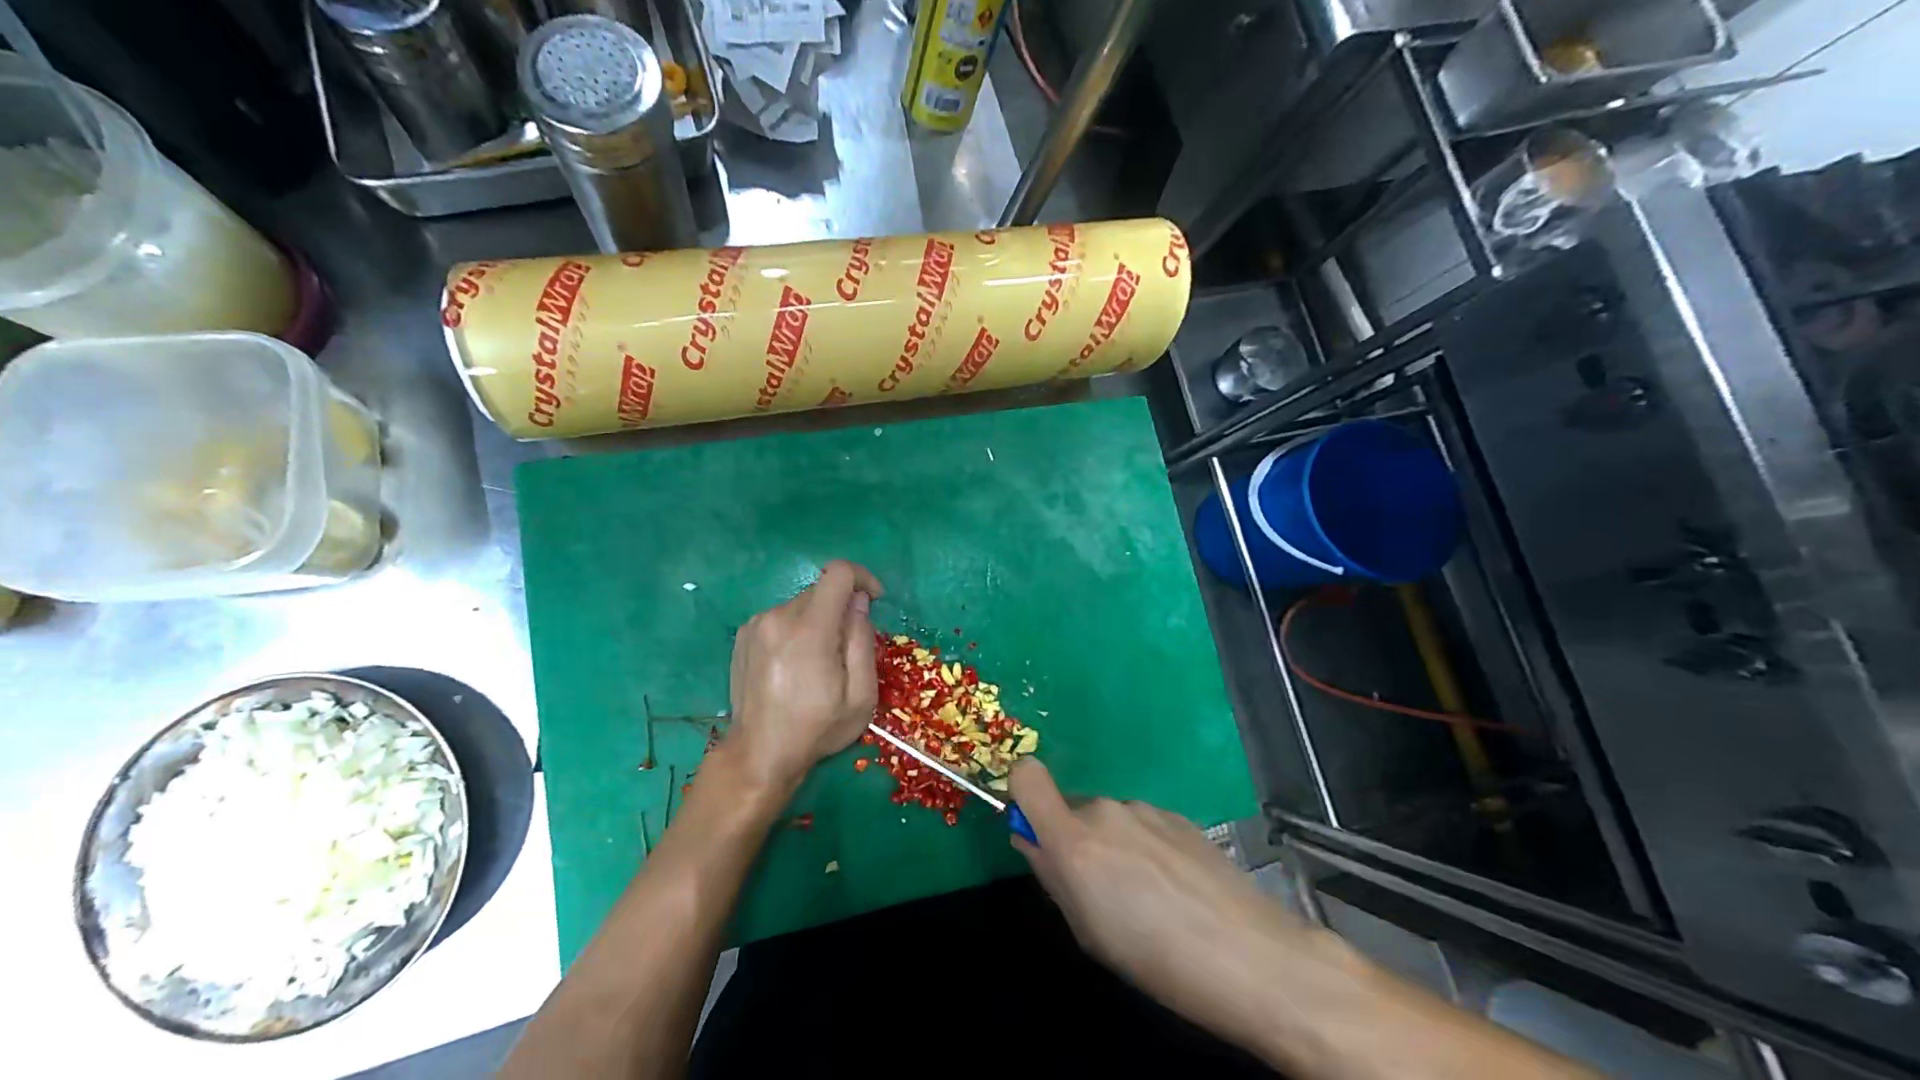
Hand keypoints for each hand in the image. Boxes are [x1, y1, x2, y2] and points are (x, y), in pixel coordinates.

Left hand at [726, 560, 883, 794]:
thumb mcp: (860, 695)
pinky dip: (796, 630)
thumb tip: (858, 603)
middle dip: (841, 609)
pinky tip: (794, 664)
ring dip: (818, 621)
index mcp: (809, 631)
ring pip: (801, 604)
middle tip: (846, 650)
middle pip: (821, 590)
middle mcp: (778, 618)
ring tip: (818, 663)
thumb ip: (863, 641)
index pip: (838, 573)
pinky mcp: (744, 635)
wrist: (760, 754)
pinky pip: (781, 617)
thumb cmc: (817, 729)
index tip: (874, 600)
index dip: (862, 577)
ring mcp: (756, 625)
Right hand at [1009, 759, 1326, 1047]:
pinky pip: (1143, 825)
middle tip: (1101, 891)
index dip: (1022, 793)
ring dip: (1113, 846)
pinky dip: (1146, 847)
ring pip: (1109, 820)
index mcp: (1074, 839)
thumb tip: (1033, 841)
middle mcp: (1105, 811)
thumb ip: (1053, 876)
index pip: (1027, 776)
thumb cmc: (1155, 958)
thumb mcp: (1086, 930)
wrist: (1252, 956)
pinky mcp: (1179, 816)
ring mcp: (1146, 809)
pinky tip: (1176, 888)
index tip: (1034, 829)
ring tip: (1148, 896)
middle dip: (1076, 840)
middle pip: (1071, 810)